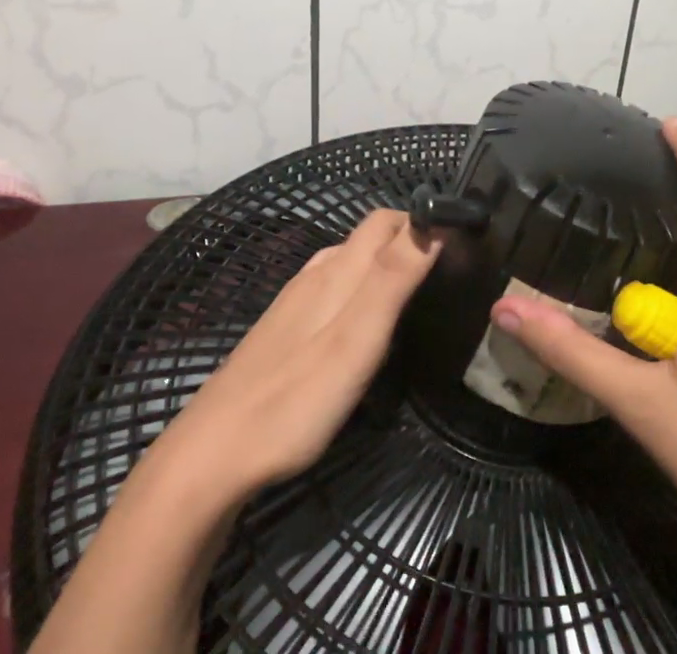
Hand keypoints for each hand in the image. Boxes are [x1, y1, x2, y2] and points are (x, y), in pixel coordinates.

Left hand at [165, 208, 441, 491]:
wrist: (213, 455)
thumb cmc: (294, 401)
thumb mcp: (355, 340)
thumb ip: (391, 280)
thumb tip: (430, 224)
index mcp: (335, 273)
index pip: (386, 221)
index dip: (424, 221)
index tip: (463, 244)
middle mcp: (314, 277)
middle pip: (367, 240)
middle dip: (408, 241)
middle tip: (450, 273)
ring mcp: (294, 306)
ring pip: (348, 266)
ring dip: (385, 267)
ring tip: (419, 296)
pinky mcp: (283, 334)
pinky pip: (331, 294)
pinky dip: (360, 295)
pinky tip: (367, 329)